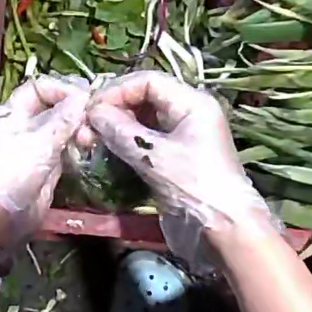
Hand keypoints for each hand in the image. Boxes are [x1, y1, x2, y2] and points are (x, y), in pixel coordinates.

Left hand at [0, 76, 92, 243]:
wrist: (0, 217)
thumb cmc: (13, 171)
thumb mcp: (39, 141)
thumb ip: (63, 118)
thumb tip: (83, 97)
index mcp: (12, 114)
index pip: (38, 88)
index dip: (61, 88)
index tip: (84, 96)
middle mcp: (23, 126)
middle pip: (52, 107)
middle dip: (74, 109)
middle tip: (94, 117)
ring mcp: (35, 147)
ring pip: (61, 128)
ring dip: (78, 128)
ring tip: (91, 137)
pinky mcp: (46, 166)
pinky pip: (65, 148)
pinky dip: (77, 146)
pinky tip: (89, 146)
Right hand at [87, 71, 272, 267]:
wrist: (224, 230)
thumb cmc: (195, 186)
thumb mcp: (154, 156)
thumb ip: (121, 130)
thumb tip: (93, 113)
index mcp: (192, 103)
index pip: (147, 81)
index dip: (117, 91)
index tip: (91, 110)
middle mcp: (188, 113)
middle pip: (143, 97)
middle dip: (113, 108)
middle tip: (87, 126)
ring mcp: (182, 136)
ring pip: (141, 119)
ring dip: (115, 126)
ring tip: (91, 139)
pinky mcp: (174, 157)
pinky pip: (144, 139)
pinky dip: (124, 142)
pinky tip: (105, 150)